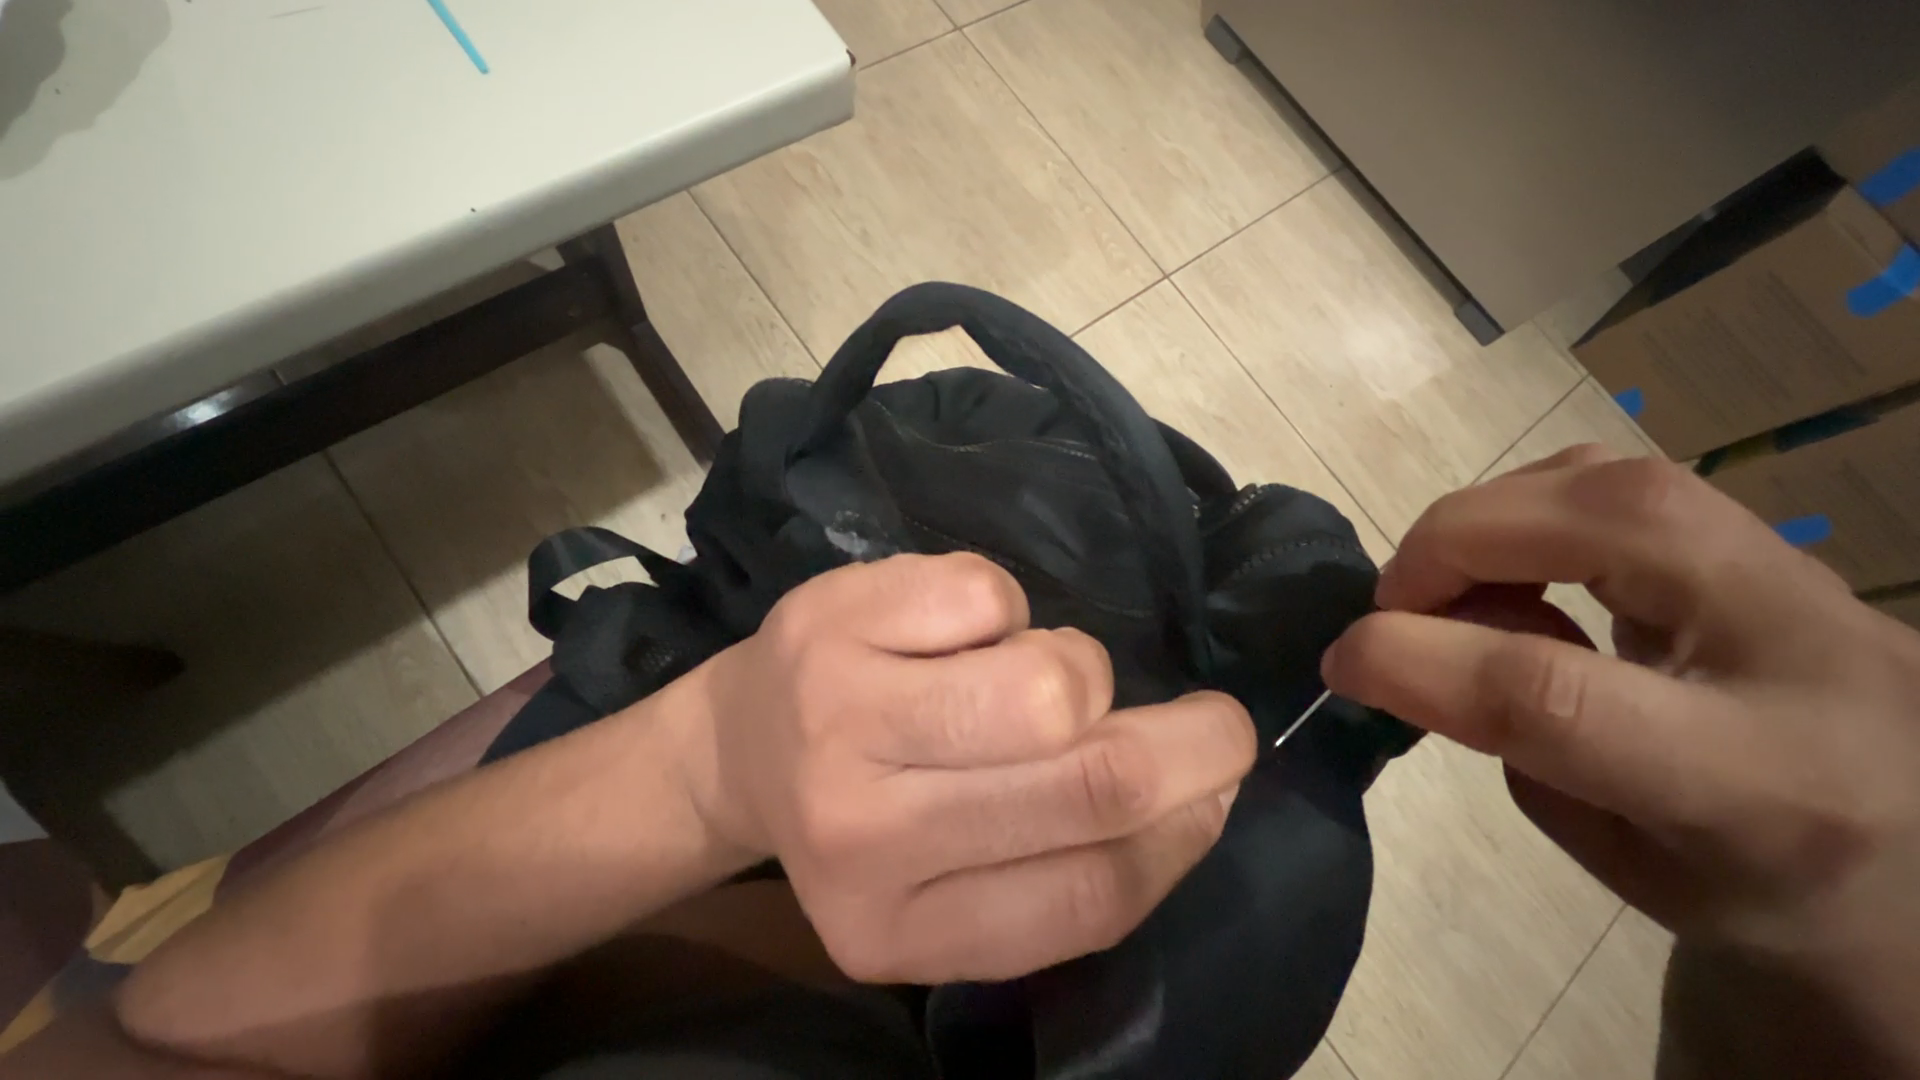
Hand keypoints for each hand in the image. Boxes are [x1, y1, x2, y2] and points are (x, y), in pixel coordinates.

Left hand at [669, 553, 1255, 983]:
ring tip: (1047, 677)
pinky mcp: (831, 620)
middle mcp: (864, 836)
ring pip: (1049, 681)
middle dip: (1191, 741)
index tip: (1217, 786)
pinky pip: (987, 592)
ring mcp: (839, 717)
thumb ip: (1069, 862)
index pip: (1093, 896)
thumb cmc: (867, 815)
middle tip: (1212, 720)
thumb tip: (1205, 790)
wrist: (741, 747)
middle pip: (1090, 782)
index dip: (1186, 832)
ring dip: (1081, 670)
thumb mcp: (952, 889)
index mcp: (902, 931)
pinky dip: (1007, 608)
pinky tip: (969, 631)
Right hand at [1320, 447, 1919, 1041]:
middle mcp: (1809, 655)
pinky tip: (1509, 562)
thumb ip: (1504, 732)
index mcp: (1761, 786)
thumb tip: (1414, 636)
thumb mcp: (1601, 847)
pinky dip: (1528, 506)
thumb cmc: (1729, 883)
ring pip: (1618, 478)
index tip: (1342, 660)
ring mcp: (1809, 579)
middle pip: (1611, 526)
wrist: (1906, 859)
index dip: (1417, 658)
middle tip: (1392, 598)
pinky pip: (1625, 482)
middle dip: (1455, 542)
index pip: (1556, 694)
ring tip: (1444, 580)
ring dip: (1488, 515)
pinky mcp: (1775, 541)